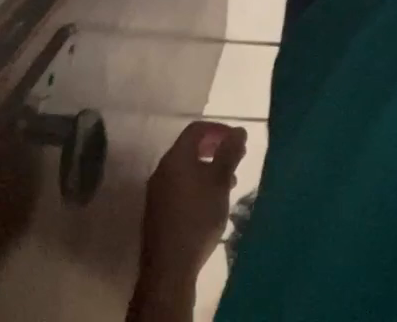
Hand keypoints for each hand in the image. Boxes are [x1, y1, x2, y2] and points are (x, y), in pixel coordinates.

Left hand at [139, 121, 248, 280]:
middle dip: (215, 149)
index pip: (196, 129)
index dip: (219, 129)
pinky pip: (180, 186)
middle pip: (189, 148)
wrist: (169, 266)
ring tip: (229, 183)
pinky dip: (198, 184)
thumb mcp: (220, 182)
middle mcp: (162, 169)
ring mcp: (157, 191)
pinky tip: (211, 203)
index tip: (238, 141)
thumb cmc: (198, 217)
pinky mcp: (158, 210)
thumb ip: (230, 153)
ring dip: (208, 169)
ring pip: (186, 169)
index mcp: (176, 158)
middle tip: (236, 159)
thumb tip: (238, 131)